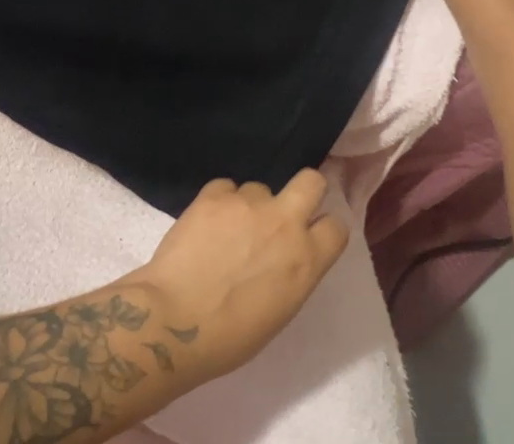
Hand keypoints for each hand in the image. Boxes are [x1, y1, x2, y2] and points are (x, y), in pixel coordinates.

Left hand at [125, 170, 348, 381]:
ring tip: (226, 230)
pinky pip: (224, 187)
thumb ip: (292, 271)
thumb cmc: (233, 334)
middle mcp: (284, 223)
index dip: (321, 229)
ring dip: (248, 205)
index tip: (308, 236)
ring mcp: (247, 204)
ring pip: (258, 188)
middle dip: (303, 190)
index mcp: (307, 260)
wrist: (177, 318)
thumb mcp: (282, 308)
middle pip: (311, 181)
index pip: (336, 226)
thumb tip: (282, 255)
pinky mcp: (212, 195)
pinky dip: (218, 202)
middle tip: (281, 211)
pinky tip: (205, 224)